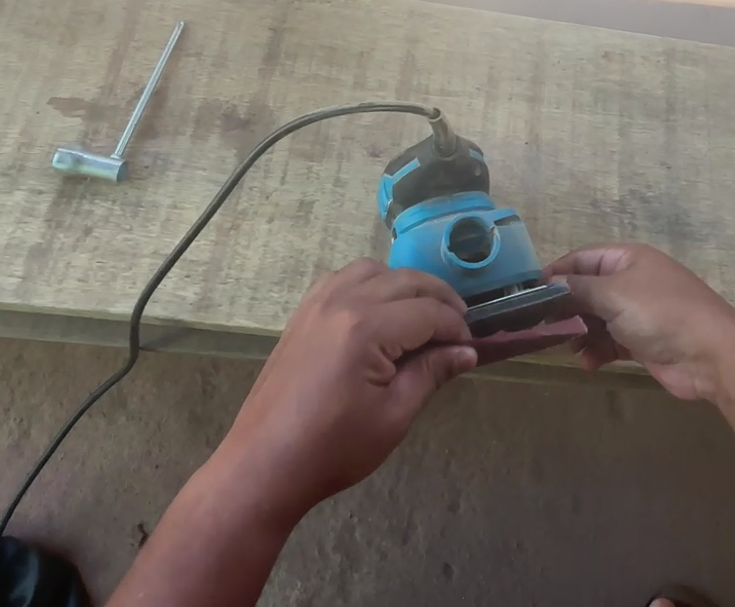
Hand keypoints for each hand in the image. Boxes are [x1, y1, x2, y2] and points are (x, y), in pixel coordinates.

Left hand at [211, 259, 477, 521]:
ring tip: (422, 313)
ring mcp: (318, 302)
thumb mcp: (394, 415)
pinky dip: (370, 282)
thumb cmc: (333, 449)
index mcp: (366, 328)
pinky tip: (380, 307)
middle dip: (440, 299)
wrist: (265, 464)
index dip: (456, 328)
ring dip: (405, 284)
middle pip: (407, 280)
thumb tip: (467, 351)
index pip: (429, 312)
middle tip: (458, 327)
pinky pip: (344, 277)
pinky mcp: (303, 311)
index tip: (470, 347)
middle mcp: (343, 301)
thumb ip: (432, 373)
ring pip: (375, 269)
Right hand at [545, 243, 734, 401]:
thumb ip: (577, 288)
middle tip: (539, 325)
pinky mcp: (644, 341)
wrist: (711, 355)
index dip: (556, 272)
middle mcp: (632, 281)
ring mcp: (639, 312)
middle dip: (565, 306)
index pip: (582, 258)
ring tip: (565, 347)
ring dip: (579, 332)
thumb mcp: (613, 294)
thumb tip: (549, 283)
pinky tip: (588, 363)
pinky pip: (611, 341)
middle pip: (588, 289)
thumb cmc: (660, 313)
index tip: (529, 292)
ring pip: (597, 318)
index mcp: (628, 259)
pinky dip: (597, 350)